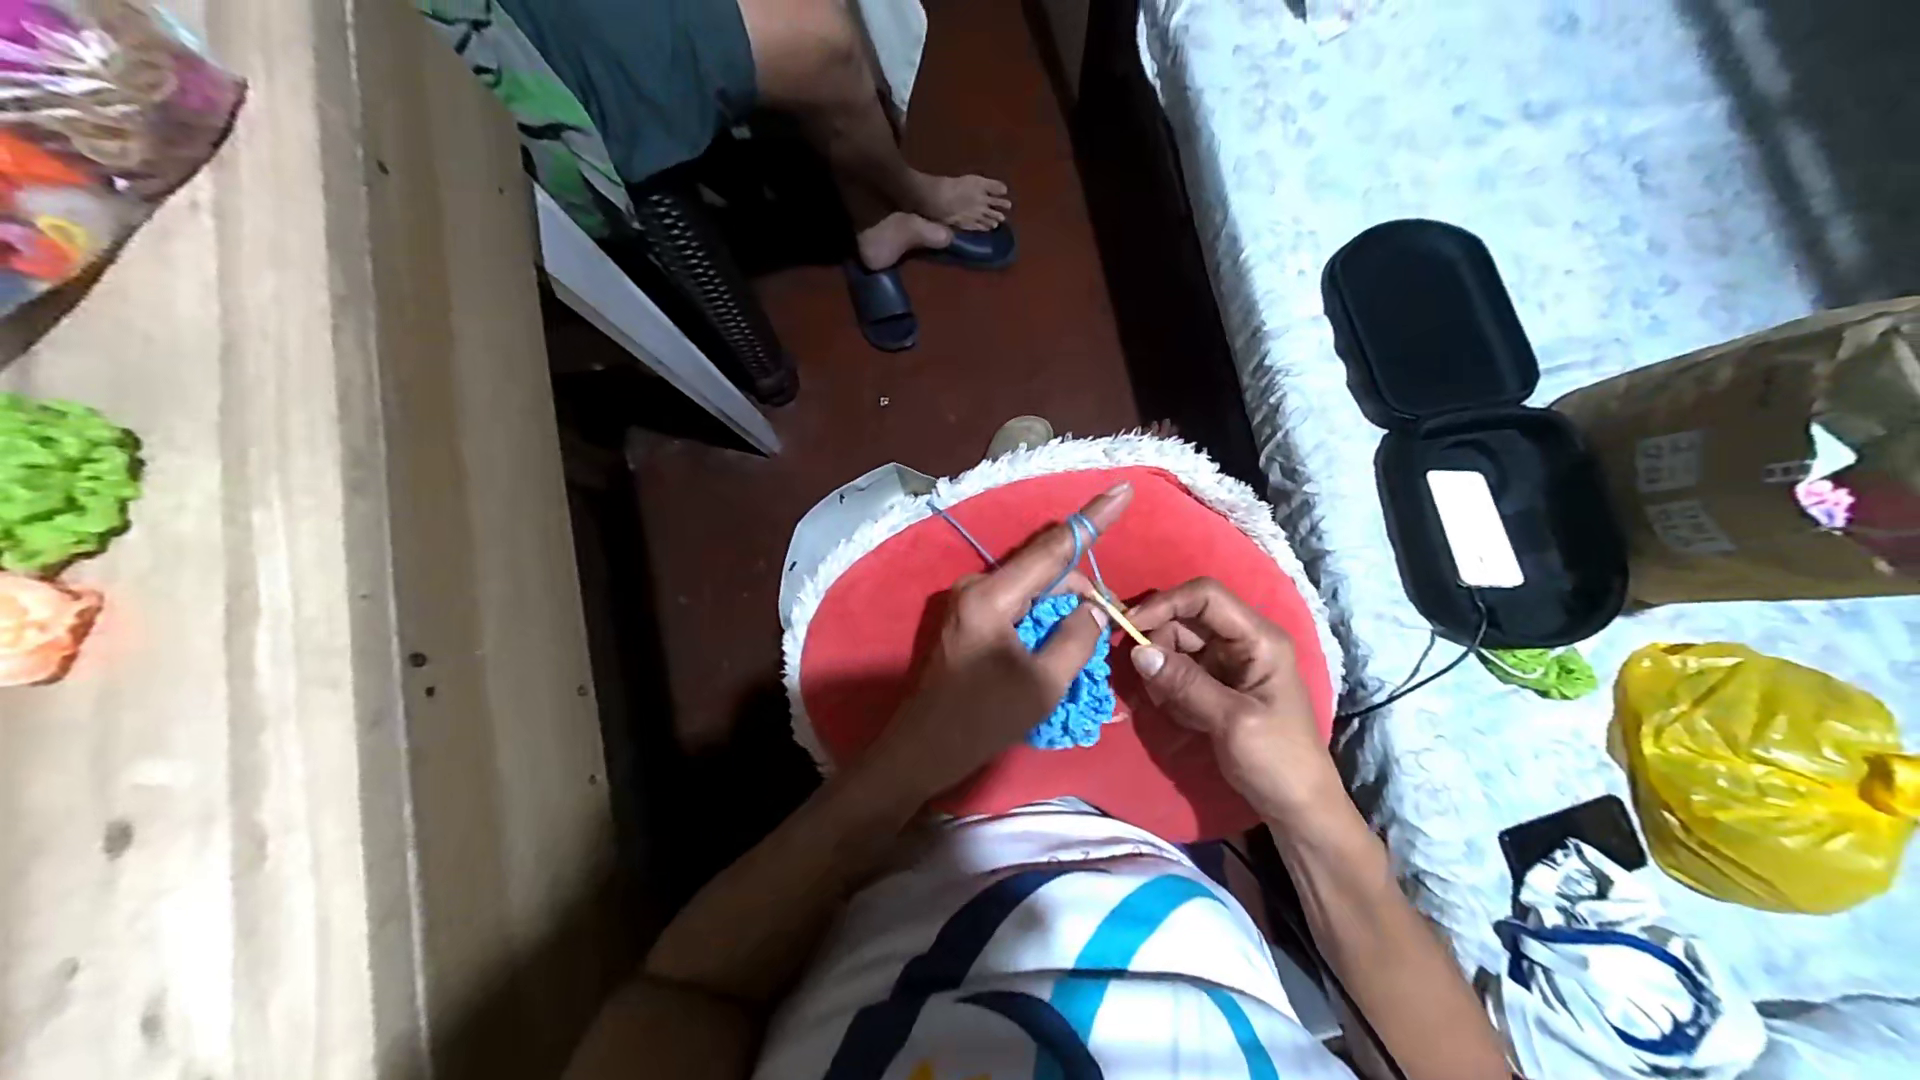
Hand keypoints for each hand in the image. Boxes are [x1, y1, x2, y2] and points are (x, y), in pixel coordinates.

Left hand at [860, 483, 1133, 803]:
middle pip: (1044, 570)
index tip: (1123, 490)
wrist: (923, 748)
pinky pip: (1015, 604)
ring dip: (1061, 607)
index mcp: (992, 597)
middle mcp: (976, 587)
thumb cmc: (982, 719)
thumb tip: (1093, 608)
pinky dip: (1041, 617)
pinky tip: (1057, 643)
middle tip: (1109, 622)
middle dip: (1080, 589)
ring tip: (1085, 640)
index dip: (1093, 519)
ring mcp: (968, 601)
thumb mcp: (1043, 684)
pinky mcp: (968, 618)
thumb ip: (1076, 637)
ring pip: (1031, 588)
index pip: (1054, 548)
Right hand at [1126, 578, 1341, 825]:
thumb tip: (1138, 652)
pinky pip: (1177, 668)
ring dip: (1161, 667)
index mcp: (1259, 639)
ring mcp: (1226, 662)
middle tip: (1146, 676)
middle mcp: (1241, 641)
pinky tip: (1177, 711)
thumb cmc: (1277, 759)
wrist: (1296, 806)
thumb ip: (1185, 683)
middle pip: (1184, 617)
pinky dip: (1167, 684)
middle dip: (1158, 640)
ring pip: (1176, 643)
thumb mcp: (1232, 721)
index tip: (1130, 626)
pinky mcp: (1214, 682)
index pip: (1206, 596)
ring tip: (1166, 702)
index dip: (1166, 603)